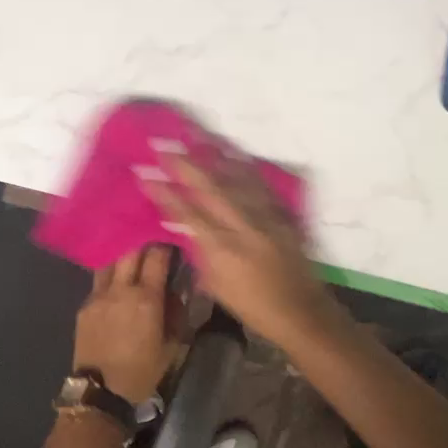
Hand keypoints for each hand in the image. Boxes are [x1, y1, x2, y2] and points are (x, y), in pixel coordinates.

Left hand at [73, 245, 174, 403]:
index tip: (172, 237)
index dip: (165, 243)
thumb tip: (175, 290)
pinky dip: (111, 273)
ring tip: (133, 251)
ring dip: (123, 253)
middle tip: (152, 236)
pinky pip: (100, 280)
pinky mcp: (84, 305)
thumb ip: (175, 312)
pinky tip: (118, 278)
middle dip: (143, 240)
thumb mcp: (171, 345)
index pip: (157, 257)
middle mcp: (121, 289)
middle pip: (131, 250)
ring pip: (111, 260)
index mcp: (147, 299)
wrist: (101, 392)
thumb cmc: (142, 371)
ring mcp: (98, 295)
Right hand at [144, 155, 344, 346]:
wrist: (302, 312)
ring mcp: (267, 217)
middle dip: (185, 164)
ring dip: (214, 156)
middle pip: (210, 188)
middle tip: (165, 144)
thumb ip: (200, 252)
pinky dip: (245, 166)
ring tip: (195, 136)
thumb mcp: (216, 285)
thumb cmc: (253, 306)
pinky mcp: (284, 214)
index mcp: (223, 250)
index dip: (165, 192)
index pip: (187, 213)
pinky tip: (232, 152)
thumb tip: (185, 225)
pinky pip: (261, 184)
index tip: (145, 173)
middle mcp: (244, 228)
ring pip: (237, 179)